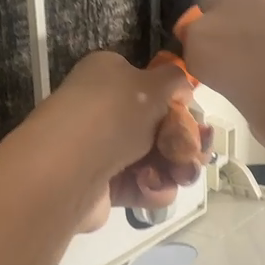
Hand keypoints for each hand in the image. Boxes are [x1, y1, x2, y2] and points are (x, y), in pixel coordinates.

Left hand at [6, 51, 208, 232]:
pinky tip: (149, 186)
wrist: (67, 168)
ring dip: (174, 168)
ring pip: (155, 159)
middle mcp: (104, 110)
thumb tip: (182, 87)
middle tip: (197, 154)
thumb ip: (175, 80)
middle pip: (158, 126)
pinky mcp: (103, 186)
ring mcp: (102, 150)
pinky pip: (141, 186)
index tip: (197, 120)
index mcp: (109, 76)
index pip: (151, 87)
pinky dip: (152, 188)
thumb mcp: (152, 84)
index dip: (178, 104)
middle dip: (184, 142)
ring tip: (181, 174)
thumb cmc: (112, 114)